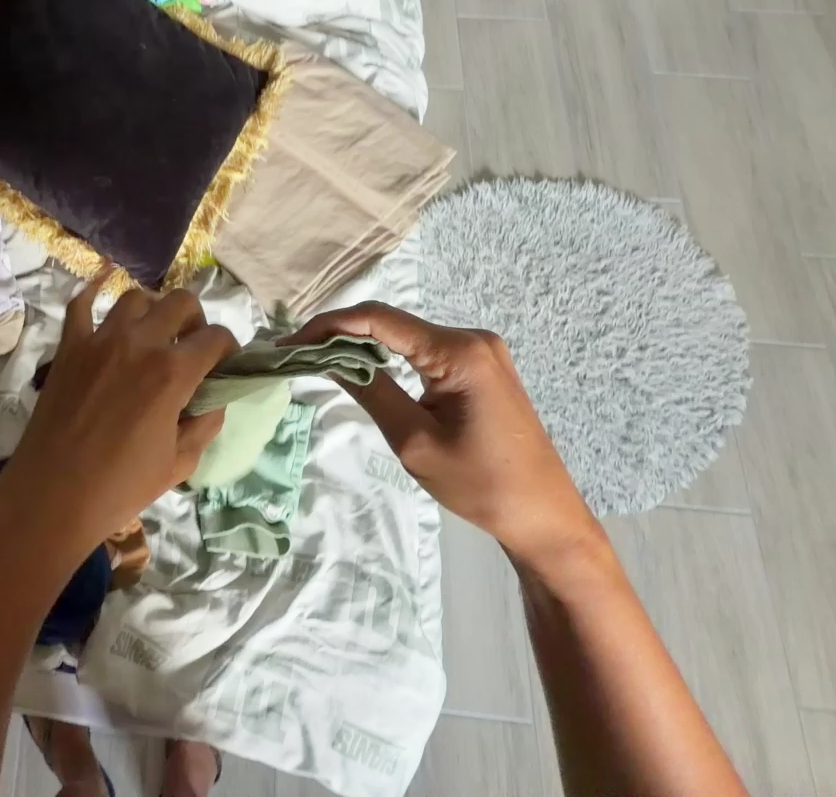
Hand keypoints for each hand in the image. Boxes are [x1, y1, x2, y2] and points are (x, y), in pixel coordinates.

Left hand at [0, 277, 238, 565]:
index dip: (230, 350)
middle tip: (191, 347)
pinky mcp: (68, 347)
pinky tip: (102, 294)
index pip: (217, 338)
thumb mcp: (180, 463)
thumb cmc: (120, 487)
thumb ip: (205, 424)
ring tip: (152, 334)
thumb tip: (213, 400)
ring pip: (135, 298)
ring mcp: (99, 340)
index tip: (226, 365)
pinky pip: (79, 304)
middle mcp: (138, 343)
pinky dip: (92, 294)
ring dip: (152, 311)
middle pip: (181, 303)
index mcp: (172, 373)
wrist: (52, 495)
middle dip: (196, 321)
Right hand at [285, 302, 598, 568]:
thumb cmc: (481, 485)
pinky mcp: (481, 366)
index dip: (328, 325)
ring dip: (362, 344)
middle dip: (340, 334)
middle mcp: (472, 338)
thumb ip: (370, 390)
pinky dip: (389, 356)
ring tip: (319, 360)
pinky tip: (363, 367)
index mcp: (459, 352)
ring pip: (405, 335)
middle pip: (391, 322)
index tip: (290, 343)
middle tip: (297, 354)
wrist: (545, 517)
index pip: (378, 319)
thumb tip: (327, 358)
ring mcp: (480, 350)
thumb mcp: (413, 440)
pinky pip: (423, 350)